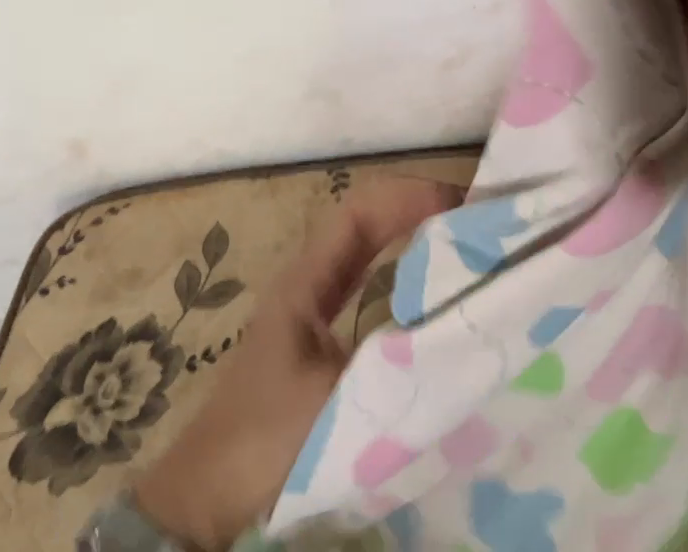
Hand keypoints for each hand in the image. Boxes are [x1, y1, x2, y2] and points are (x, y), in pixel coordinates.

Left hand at [131, 177, 461, 550]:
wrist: (211, 489)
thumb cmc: (270, 436)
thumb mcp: (342, 396)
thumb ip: (400, 355)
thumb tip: (465, 322)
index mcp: (305, 282)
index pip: (358, 213)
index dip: (407, 197)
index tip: (461, 205)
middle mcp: (307, 282)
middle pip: (364, 223)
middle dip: (416, 208)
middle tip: (476, 218)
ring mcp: (310, 307)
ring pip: (365, 251)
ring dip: (410, 234)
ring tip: (464, 240)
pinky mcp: (318, 335)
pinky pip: (365, 282)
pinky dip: (401, 268)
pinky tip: (429, 285)